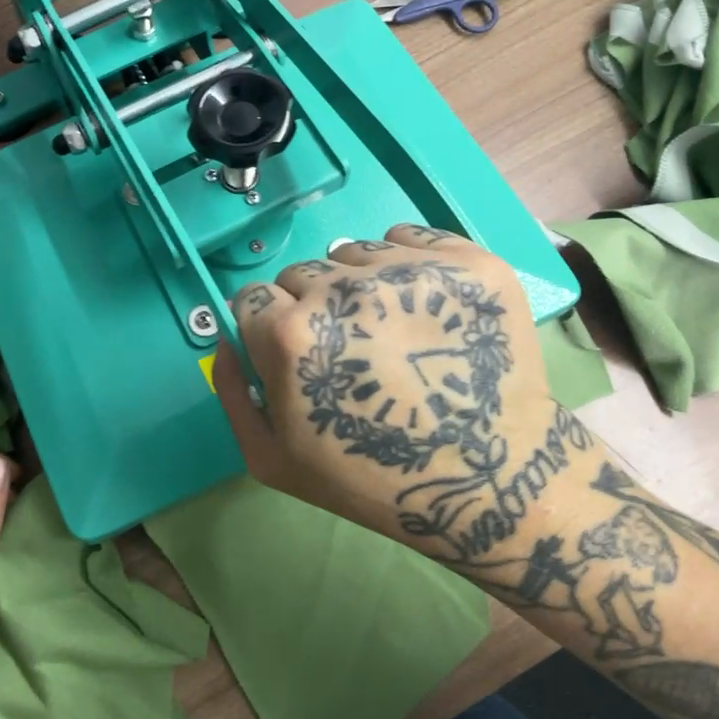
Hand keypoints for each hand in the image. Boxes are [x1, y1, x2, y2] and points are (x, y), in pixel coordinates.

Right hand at [213, 225, 583, 563]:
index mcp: (291, 333)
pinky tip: (422, 308)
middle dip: (311, 307)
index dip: (267, 330)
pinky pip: (408, 237)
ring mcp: (409, 268)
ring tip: (391, 332)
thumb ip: (232, 392)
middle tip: (349, 353)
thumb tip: (227, 338)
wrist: (492, 480)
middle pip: (302, 274)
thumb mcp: (273, 460)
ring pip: (353, 253)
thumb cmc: (374, 480)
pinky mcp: (464, 261)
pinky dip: (406, 263)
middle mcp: (343, 285)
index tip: (297, 358)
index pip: (252, 299)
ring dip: (358, 284)